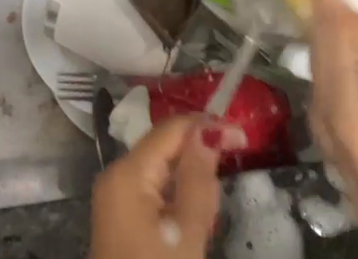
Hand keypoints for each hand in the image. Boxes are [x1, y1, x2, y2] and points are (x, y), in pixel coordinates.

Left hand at [87, 116, 231, 258]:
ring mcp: (113, 194)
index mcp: (128, 172)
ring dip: (188, 172)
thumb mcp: (187, 232)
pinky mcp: (118, 213)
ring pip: (158, 166)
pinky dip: (174, 191)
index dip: (207, 126)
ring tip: (215, 192)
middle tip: (233, 163)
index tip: (244, 135)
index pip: (170, 129)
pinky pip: (151, 187)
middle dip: (198, 149)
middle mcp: (115, 174)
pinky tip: (193, 209)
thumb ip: (198, 178)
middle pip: (162, 145)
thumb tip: (208, 130)